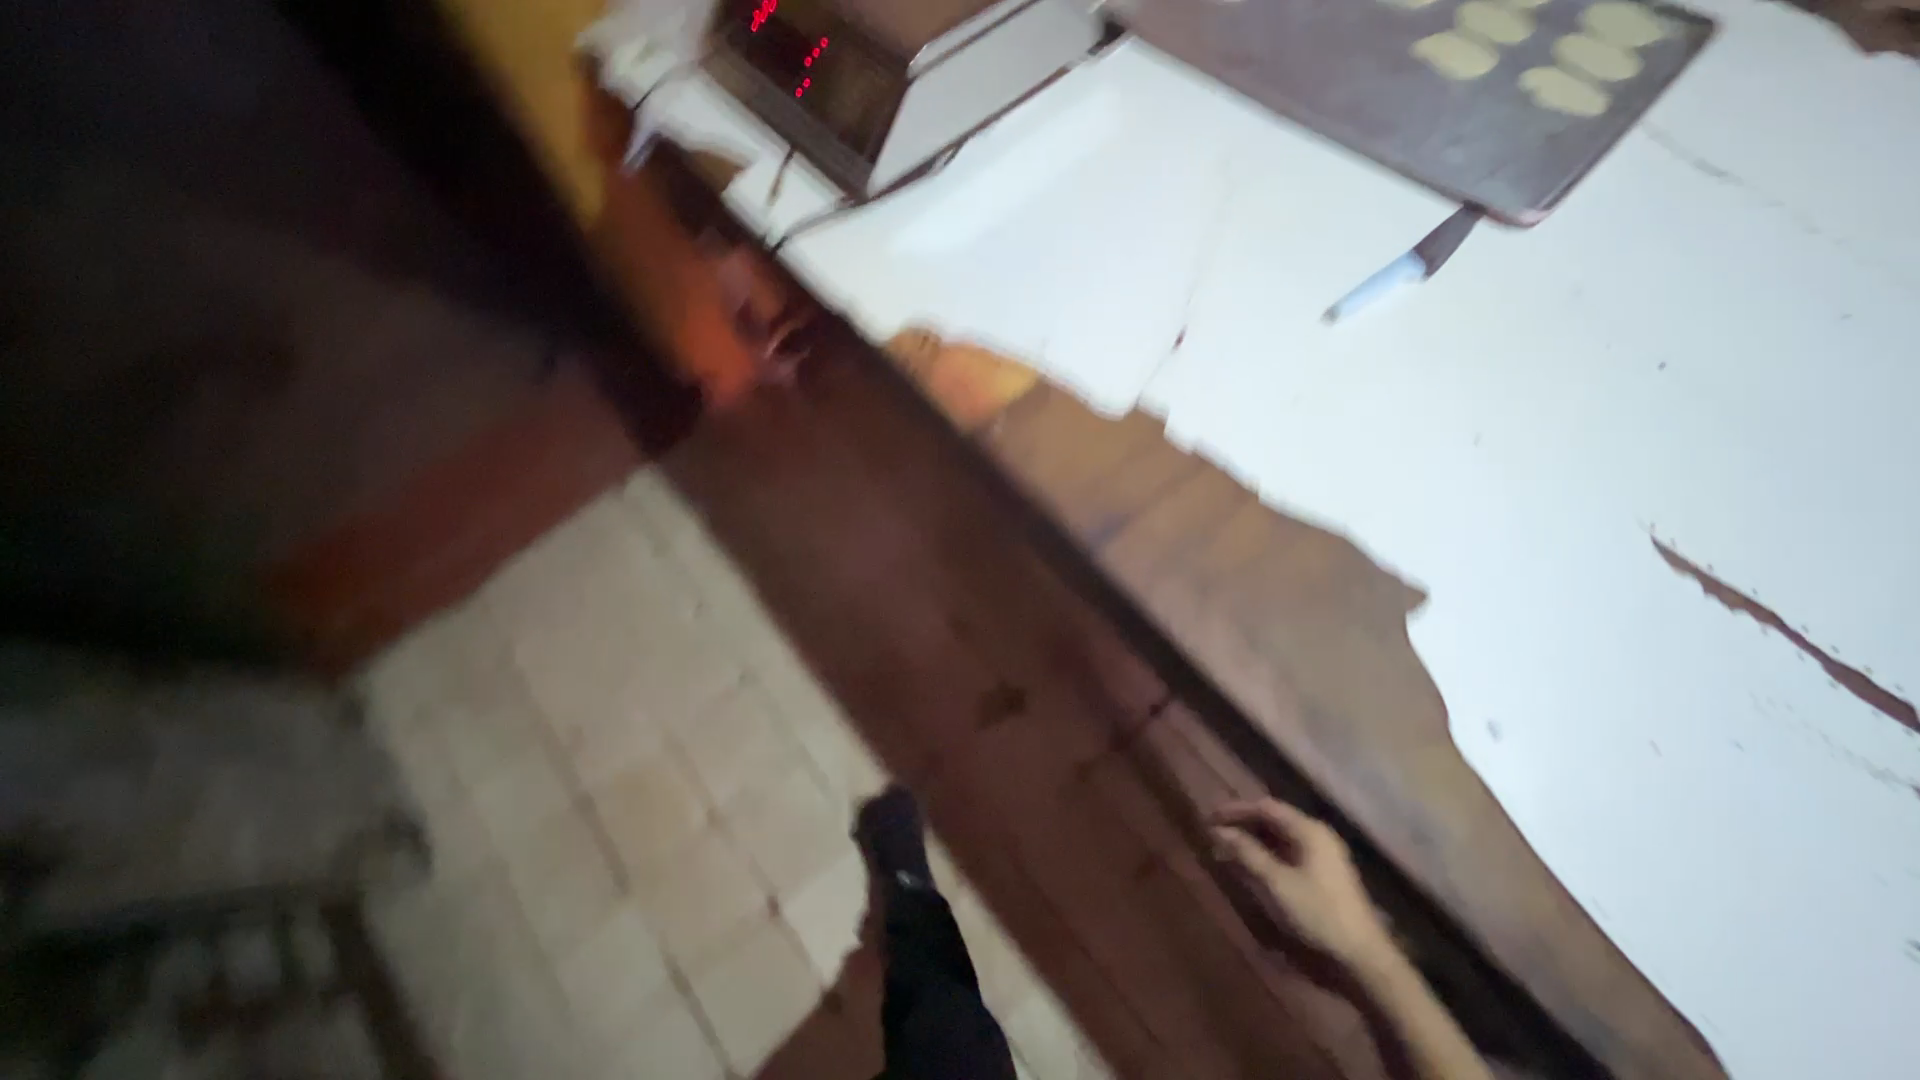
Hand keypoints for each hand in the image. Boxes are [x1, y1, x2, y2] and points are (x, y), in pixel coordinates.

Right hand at [1208, 798, 1389, 966]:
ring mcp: (1323, 856)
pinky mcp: (1323, 875)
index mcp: (1309, 831)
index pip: (1265, 808)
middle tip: (1214, 833)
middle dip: (1242, 825)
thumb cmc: (1316, 914)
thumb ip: (1246, 853)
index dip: (1235, 810)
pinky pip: (1288, 853)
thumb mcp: (1275, 883)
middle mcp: (1317, 836)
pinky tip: (1250, 867)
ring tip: (1226, 851)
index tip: (1208, 818)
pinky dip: (1265, 856)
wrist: (1361, 957)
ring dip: (1252, 841)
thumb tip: (1218, 831)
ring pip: (1280, 838)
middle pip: (1273, 820)